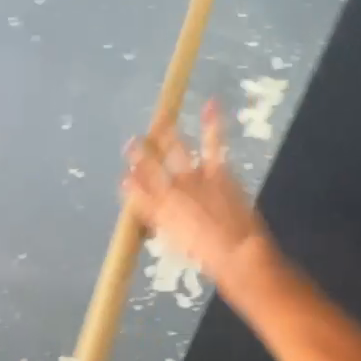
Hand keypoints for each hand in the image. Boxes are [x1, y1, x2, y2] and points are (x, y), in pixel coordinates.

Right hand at [121, 101, 273, 281]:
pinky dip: (212, 122)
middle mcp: (169, 190)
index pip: (136, 193)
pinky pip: (212, 143)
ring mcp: (192, 177)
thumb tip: (153, 213)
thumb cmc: (207, 257)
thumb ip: (162, 224)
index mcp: (157, 211)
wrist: (236, 253)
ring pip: (174, 149)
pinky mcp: (216, 170)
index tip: (124, 177)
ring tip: (159, 118)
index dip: (130, 183)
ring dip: (164, 133)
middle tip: (130, 144)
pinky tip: (211, 103)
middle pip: (149, 166)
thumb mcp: (176, 244)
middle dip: (138, 154)